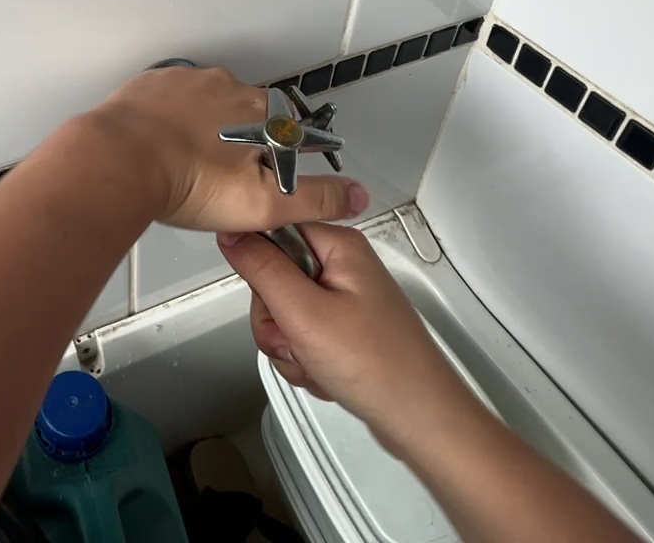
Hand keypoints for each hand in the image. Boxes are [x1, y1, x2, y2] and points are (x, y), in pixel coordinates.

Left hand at [83, 64, 365, 230]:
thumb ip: (315, 199)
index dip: (284, 150)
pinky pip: (170, 95)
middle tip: (224, 171)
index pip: (289, 125)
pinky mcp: (151, 83)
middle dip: (242, 137)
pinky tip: (162, 139)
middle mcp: (226, 86)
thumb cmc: (188, 183)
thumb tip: (357, 197)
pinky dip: (171, 114)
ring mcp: (185, 80)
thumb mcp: (264, 203)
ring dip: (205, 122)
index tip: (271, 167)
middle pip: (246, 111)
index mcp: (258, 111)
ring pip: (207, 101)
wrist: (119, 162)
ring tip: (190, 158)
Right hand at [218, 224, 474, 432]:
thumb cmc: (379, 367)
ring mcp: (343, 298)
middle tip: (296, 339)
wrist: (423, 423)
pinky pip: (300, 334)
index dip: (259, 264)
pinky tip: (323, 373)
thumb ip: (261, 268)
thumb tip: (231, 233)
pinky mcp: (343, 326)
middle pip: (273, 275)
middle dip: (275, 318)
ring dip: (288, 344)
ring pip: (283, 310)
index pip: (272, 229)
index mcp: (338, 244)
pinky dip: (303, 358)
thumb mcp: (304, 313)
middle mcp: (341, 265)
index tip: (268, 296)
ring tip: (314, 362)